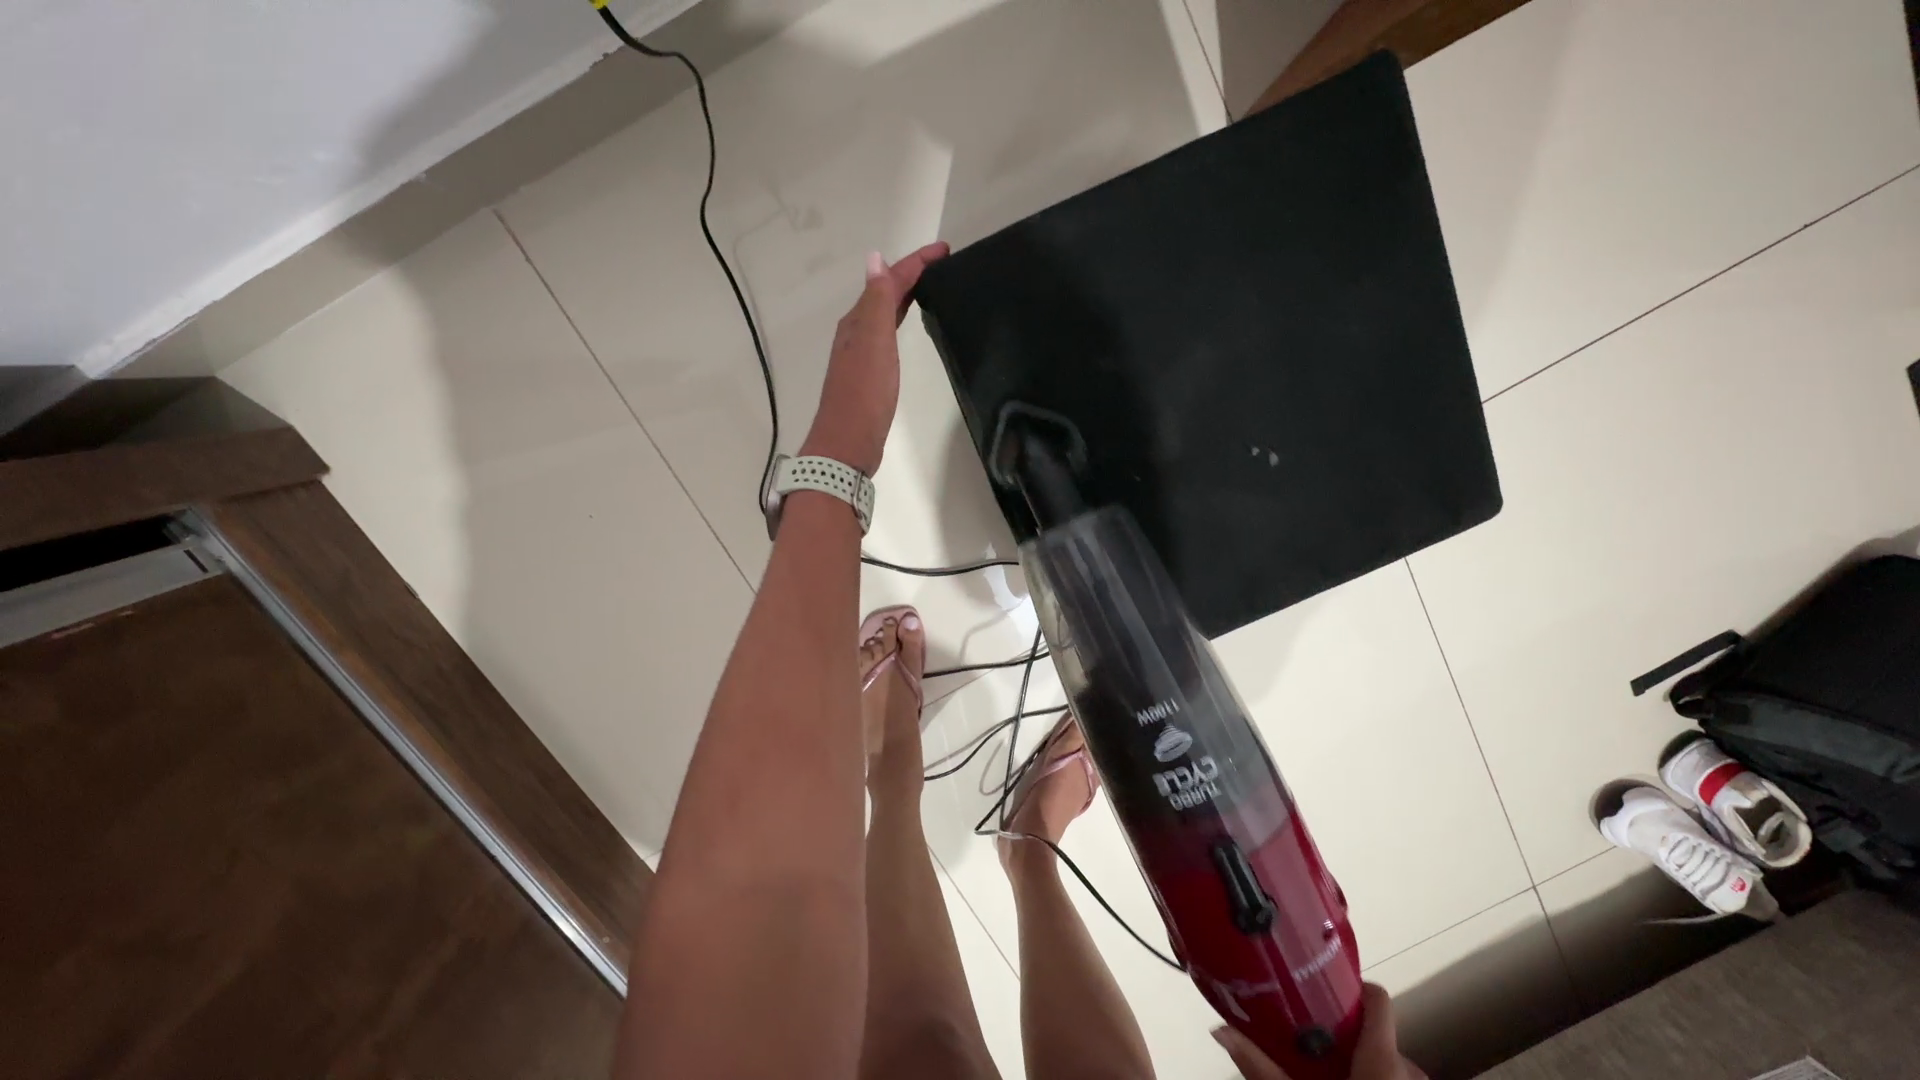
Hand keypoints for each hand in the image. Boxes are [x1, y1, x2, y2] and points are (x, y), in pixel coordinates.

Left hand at [798, 242, 949, 475]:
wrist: (847, 445)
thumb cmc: (864, 394)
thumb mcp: (874, 343)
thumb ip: (877, 301)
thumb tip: (875, 259)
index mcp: (858, 321)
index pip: (888, 280)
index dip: (915, 263)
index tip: (945, 249)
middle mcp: (856, 332)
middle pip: (885, 293)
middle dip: (911, 274)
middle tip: (942, 263)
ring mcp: (861, 354)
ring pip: (884, 313)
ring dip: (904, 295)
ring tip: (929, 286)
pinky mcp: (869, 375)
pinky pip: (887, 334)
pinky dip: (899, 320)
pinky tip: (906, 327)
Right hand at [1211, 985, 1427, 1079]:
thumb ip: (1259, 1068)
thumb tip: (1219, 1029)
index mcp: (1383, 1062)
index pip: (1379, 999)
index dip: (1350, 990)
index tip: (1317, 994)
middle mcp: (1409, 1072)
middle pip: (1378, 1035)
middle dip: (1346, 1040)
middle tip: (1309, 1050)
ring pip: (1389, 1064)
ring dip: (1362, 1068)